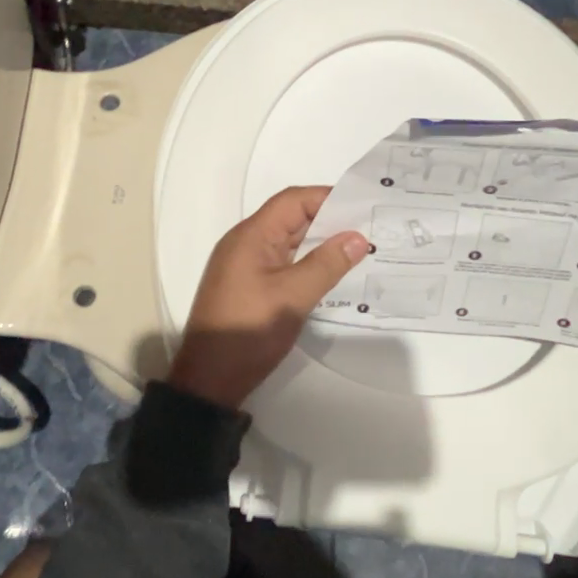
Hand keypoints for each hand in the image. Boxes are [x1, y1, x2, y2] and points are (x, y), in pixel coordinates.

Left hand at [166, 186, 368, 410]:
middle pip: (289, 217)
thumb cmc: (249, 332)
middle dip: (327, 219)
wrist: (209, 379)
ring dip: (317, 242)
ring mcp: (244, 265)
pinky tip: (330, 272)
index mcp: (250, 236)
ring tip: (356, 247)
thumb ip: (326, 264)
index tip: (362, 206)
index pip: (292, 201)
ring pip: (286, 241)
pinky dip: (305, 261)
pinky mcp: (247, 285)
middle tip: (368, 227)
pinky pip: (281, 261)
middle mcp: (244, 243)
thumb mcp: (293, 297)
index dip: (326, 198)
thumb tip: (357, 236)